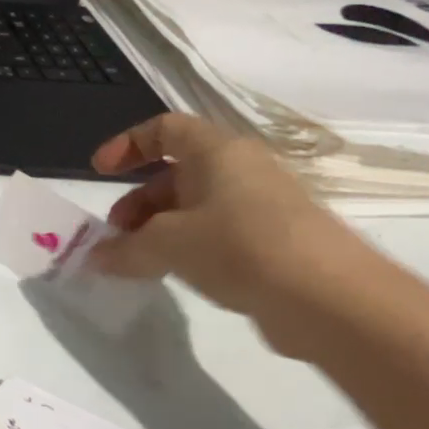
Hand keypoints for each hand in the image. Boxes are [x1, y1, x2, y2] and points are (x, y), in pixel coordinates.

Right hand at [86, 113, 361, 315]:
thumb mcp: (165, 244)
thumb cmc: (239, 247)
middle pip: (177, 173)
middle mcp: (243, 171)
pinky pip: (219, 234)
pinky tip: (175, 275)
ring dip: (159, 228)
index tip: (100, 173)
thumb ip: (123, 248)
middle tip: (117, 234)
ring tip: (139, 261)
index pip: (166, 129)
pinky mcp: (276, 243)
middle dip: (138, 201)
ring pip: (197, 207)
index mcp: (218, 152)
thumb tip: (96, 257)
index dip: (127, 144)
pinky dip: (189, 248)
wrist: (332, 300)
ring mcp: (263, 207)